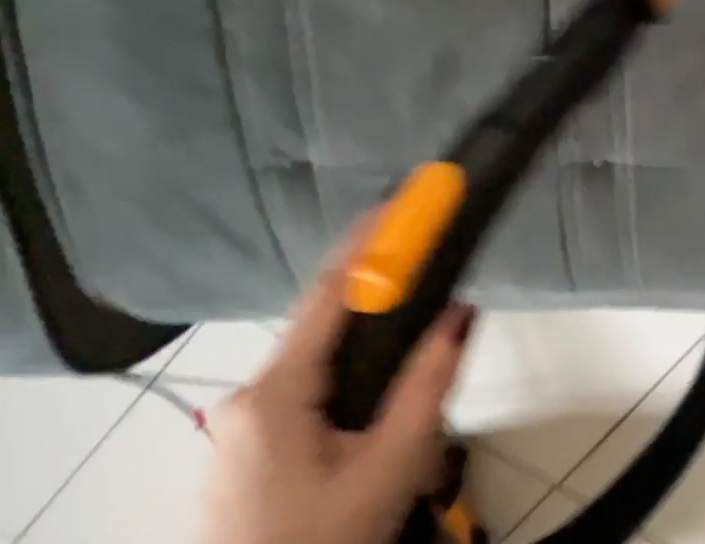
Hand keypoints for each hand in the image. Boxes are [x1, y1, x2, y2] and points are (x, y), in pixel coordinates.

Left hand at [200, 216, 475, 543]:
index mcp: (276, 394)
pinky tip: (382, 397)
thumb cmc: (323, 540)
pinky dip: (352, 369)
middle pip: (326, 323)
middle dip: (383, 291)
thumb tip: (463, 311)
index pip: (330, 294)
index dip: (373, 239)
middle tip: (437, 262)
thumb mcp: (390, 465)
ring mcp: (241, 425)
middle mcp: (248, 398)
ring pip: (320, 360)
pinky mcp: (248, 449)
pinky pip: (309, 388)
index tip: (410, 195)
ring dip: (372, 340)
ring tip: (426, 341)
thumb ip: (429, 383)